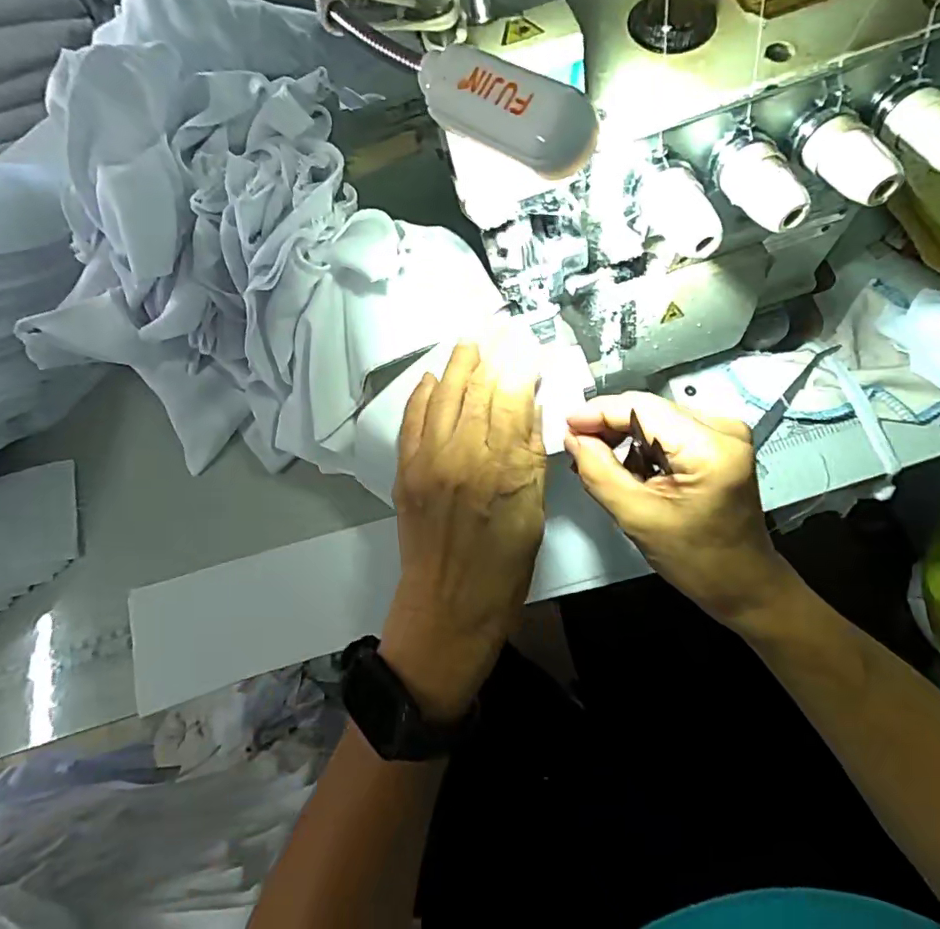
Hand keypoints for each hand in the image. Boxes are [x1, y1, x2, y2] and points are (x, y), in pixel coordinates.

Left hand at [383, 341, 546, 723]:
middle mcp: (464, 456)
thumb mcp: (534, 512)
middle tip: (498, 331)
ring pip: (444, 399)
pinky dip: (421, 397)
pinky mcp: (406, 473)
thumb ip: (531, 458)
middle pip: (477, 392)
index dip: (520, 371)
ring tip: (467, 343)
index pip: (512, 401)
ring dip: (456, 367)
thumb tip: (530, 413)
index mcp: (503, 469)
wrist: (448, 608)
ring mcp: (429, 462)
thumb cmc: (504, 570)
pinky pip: (413, 422)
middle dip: (490, 359)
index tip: (527, 350)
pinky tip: (432, 378)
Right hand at [563, 392, 803, 633]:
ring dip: (624, 436)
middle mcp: (724, 429)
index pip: (642, 408)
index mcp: (710, 448)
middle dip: (610, 426)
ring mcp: (725, 432)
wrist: (743, 582)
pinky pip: (670, 429)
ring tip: (597, 461)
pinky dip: (644, 444)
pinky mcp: (720, 441)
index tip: (567, 425)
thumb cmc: (698, 561)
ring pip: (657, 417)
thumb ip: (600, 472)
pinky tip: (625, 466)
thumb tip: (574, 438)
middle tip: (577, 448)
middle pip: (650, 409)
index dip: (599, 413)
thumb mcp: (638, 518)